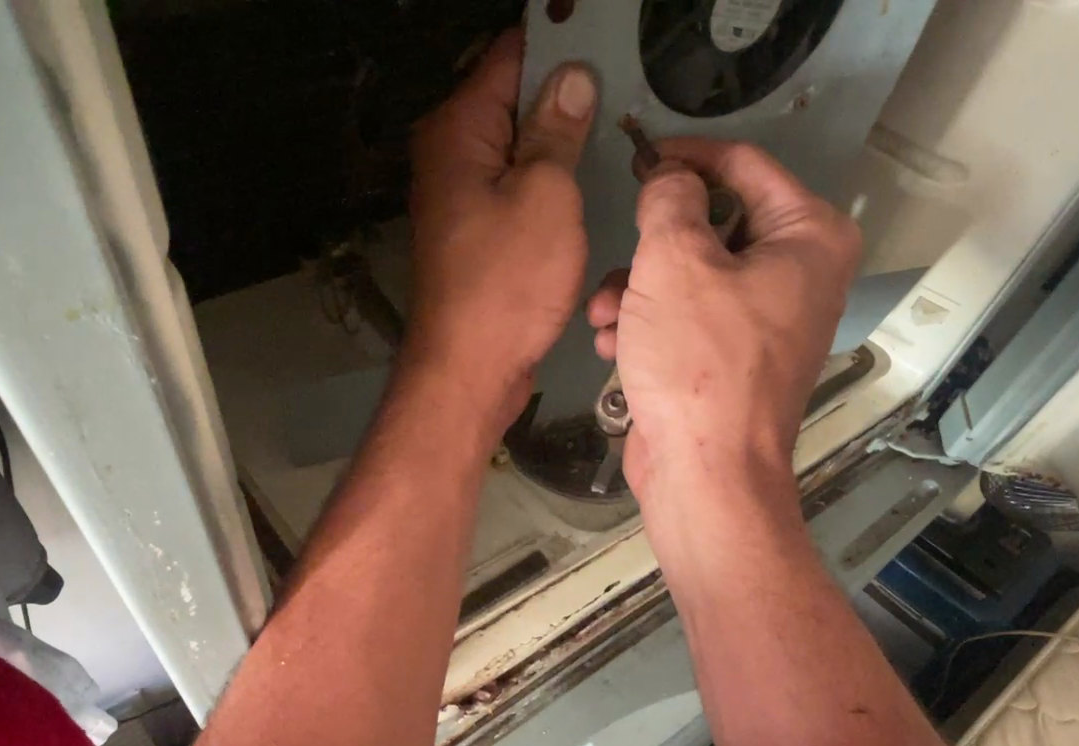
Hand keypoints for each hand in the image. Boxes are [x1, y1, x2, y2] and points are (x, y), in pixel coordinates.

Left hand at [405, 30, 597, 446]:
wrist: (469, 372)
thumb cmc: (505, 285)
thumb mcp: (545, 196)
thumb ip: (557, 130)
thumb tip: (570, 79)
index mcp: (458, 130)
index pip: (511, 56)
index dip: (561, 43)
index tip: (610, 41)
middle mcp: (452, 157)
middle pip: (516, 102)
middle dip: (567, 98)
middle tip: (627, 99)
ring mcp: (463, 200)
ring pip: (521, 151)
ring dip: (563, 147)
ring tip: (619, 140)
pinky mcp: (479, 237)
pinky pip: (519, 192)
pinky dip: (551, 187)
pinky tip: (590, 189)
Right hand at [585, 139, 860, 512]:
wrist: (707, 474)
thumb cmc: (698, 362)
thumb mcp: (674, 262)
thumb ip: (668, 199)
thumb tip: (670, 179)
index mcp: (809, 237)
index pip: (744, 166)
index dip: (686, 156)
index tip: (638, 157)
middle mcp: (798, 276)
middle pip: (711, 227)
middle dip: (650, 247)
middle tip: (617, 256)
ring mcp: (765, 324)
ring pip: (690, 278)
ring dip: (636, 292)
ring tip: (603, 318)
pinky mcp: (732, 363)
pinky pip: (688, 322)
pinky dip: (648, 328)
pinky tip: (612, 347)